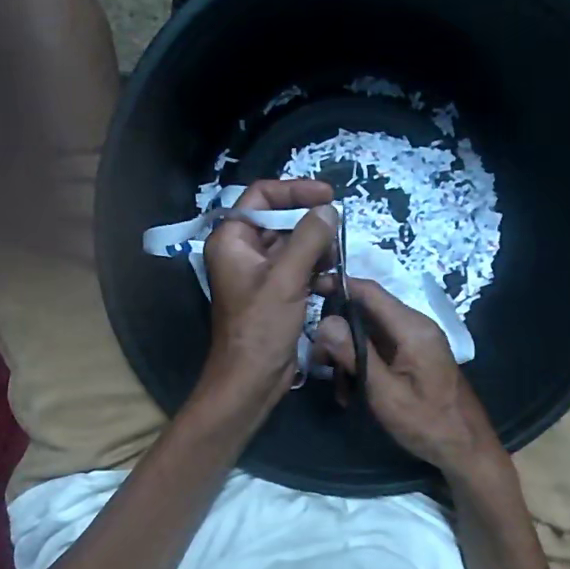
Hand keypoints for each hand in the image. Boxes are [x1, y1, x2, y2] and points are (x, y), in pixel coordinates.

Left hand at [199, 179, 337, 420]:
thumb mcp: (287, 278)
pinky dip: (314, 267)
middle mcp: (241, 250)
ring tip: (335, 259)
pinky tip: (331, 278)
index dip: (294, 190)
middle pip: (279, 218)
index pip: (261, 196)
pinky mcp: (272, 291)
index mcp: (232, 239)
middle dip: (310, 223)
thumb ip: (309, 238)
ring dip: (316, 246)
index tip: (328, 196)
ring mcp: (257, 272)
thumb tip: (329, 210)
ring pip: (291, 243)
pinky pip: (296, 266)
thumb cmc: (260, 326)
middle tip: (337, 233)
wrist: (251, 377)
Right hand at [314, 278, 505, 477]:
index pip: (371, 292)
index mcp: (413, 328)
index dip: (339, 284)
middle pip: (366, 312)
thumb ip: (355, 354)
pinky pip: (378, 348)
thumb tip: (325, 322)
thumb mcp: (385, 392)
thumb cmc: (427, 422)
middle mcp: (415, 327)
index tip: (310, 288)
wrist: (465, 449)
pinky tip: (351, 390)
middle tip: (317, 359)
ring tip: (335, 384)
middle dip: (337, 331)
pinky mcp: (413, 356)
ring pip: (368, 332)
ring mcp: (415, 341)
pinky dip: (360, 363)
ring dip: (346, 353)